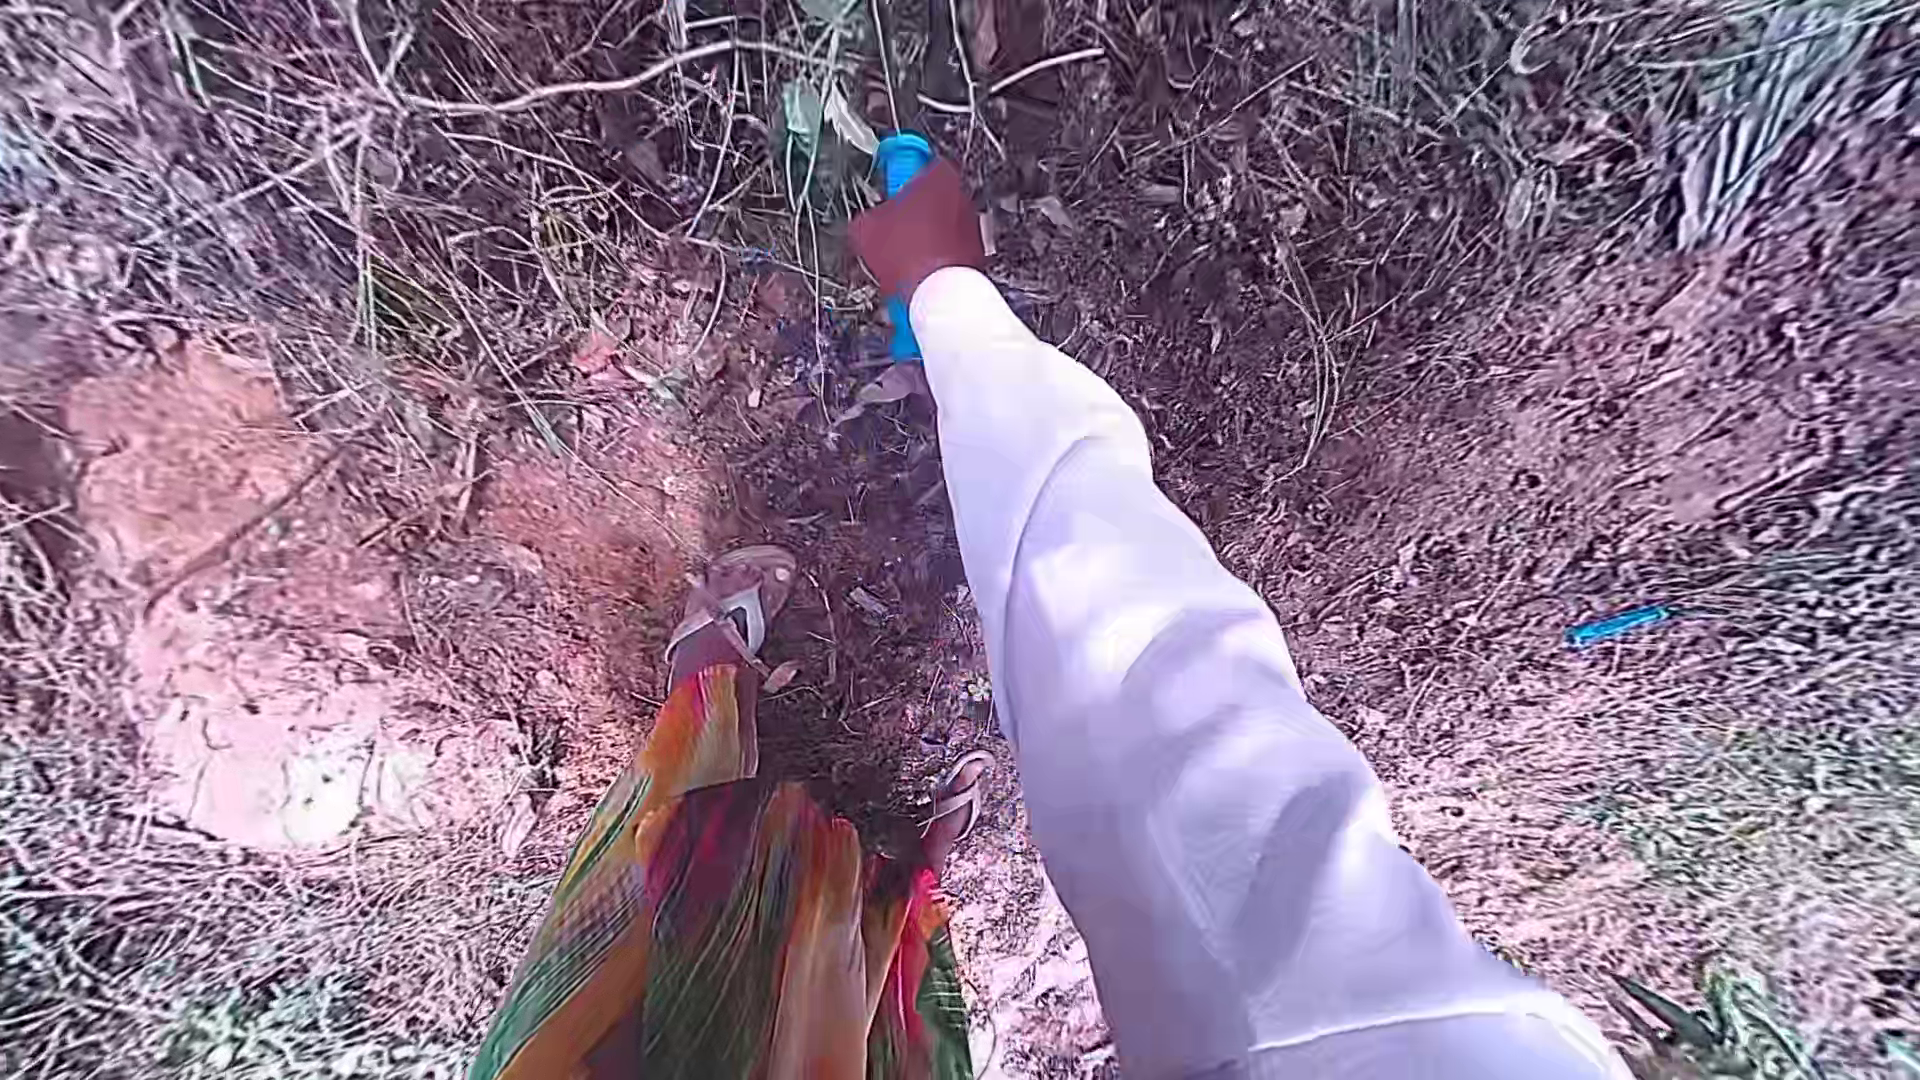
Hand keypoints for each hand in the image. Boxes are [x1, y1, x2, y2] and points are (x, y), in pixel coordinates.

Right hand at [848, 159, 985, 300]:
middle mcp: (963, 197)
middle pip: (930, 201)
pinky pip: (950, 256)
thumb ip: (868, 216)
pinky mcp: (977, 259)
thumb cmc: (909, 256)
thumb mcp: (867, 228)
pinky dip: (936, 263)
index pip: (916, 166)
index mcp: (939, 175)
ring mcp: (973, 229)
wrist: (938, 296)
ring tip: (904, 261)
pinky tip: (919, 277)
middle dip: (912, 217)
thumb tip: (865, 225)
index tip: (890, 192)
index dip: (898, 184)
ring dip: (924, 242)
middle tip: (892, 232)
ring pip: (941, 230)